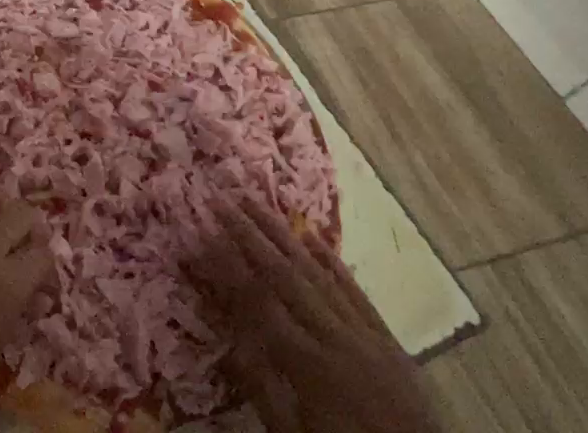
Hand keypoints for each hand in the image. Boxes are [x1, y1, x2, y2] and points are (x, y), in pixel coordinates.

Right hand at [189, 199, 436, 432]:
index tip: (201, 236)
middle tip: (221, 200)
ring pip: (318, 273)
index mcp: (307, 364)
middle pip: (285, 276)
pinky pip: (355, 291)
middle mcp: (335, 337)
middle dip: (250, 235)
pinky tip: (312, 236)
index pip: (258, 302)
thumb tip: (227, 341)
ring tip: (256, 204)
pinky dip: (332, 262)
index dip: (227, 267)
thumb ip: (261, 387)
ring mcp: (364, 332)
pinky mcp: (387, 337)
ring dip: (284, 235)